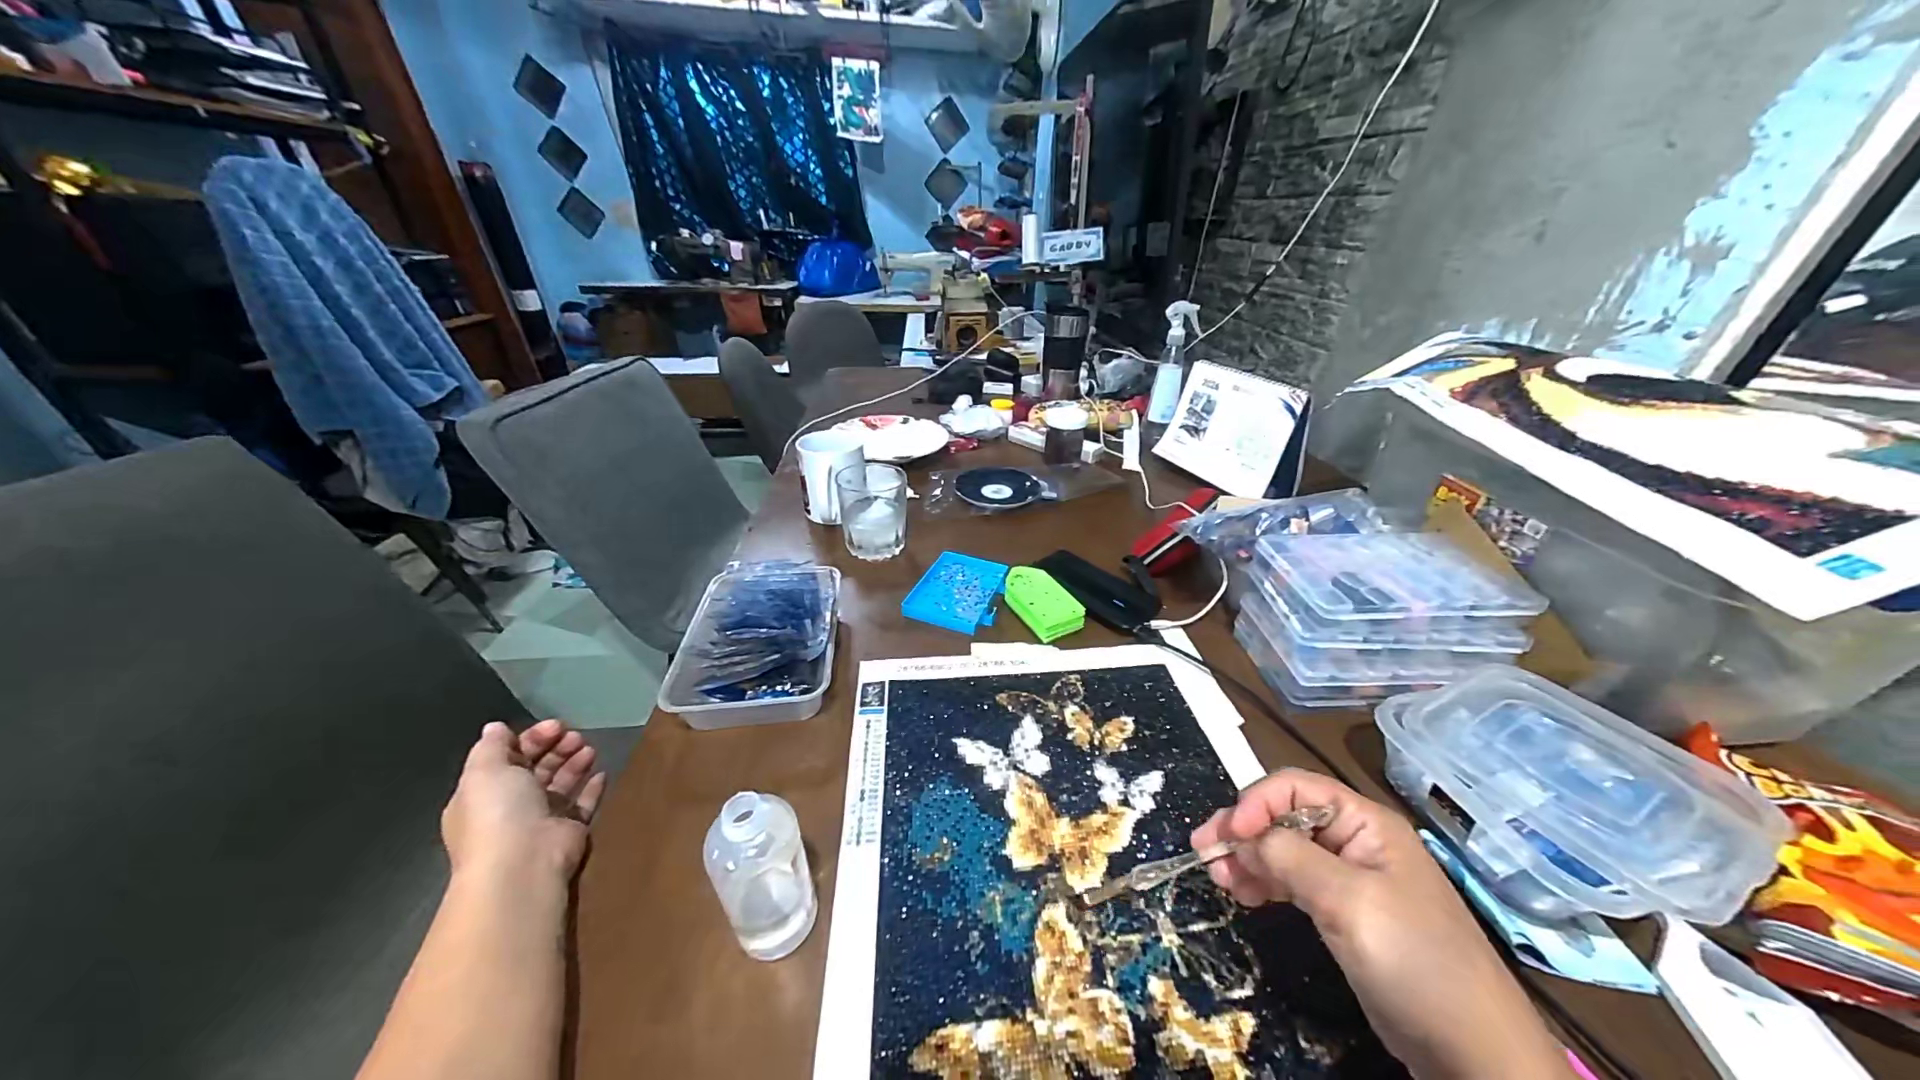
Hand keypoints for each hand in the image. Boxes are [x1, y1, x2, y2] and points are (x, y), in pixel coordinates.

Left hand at [442, 719, 607, 884]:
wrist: (523, 863)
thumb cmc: (498, 812)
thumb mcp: (485, 770)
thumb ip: (491, 745)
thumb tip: (496, 728)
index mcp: (484, 793)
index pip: (509, 757)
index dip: (531, 738)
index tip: (555, 726)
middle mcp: (510, 807)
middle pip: (536, 769)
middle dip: (556, 748)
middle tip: (575, 735)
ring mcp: (541, 820)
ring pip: (561, 784)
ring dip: (574, 763)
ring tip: (589, 749)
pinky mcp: (568, 832)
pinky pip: (582, 805)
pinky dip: (591, 788)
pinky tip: (600, 773)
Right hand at [1193, 769, 1572, 1079]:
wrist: (1472, 1050)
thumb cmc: (1413, 960)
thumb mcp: (1348, 901)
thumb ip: (1289, 857)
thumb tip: (1242, 836)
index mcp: (1364, 823)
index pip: (1294, 788)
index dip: (1255, 803)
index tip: (1227, 836)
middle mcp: (1353, 840)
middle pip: (1283, 816)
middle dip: (1242, 830)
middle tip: (1204, 854)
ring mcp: (1348, 877)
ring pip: (1281, 848)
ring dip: (1247, 858)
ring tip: (1219, 880)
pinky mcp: (1342, 911)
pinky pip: (1291, 881)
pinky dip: (1263, 882)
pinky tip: (1242, 896)